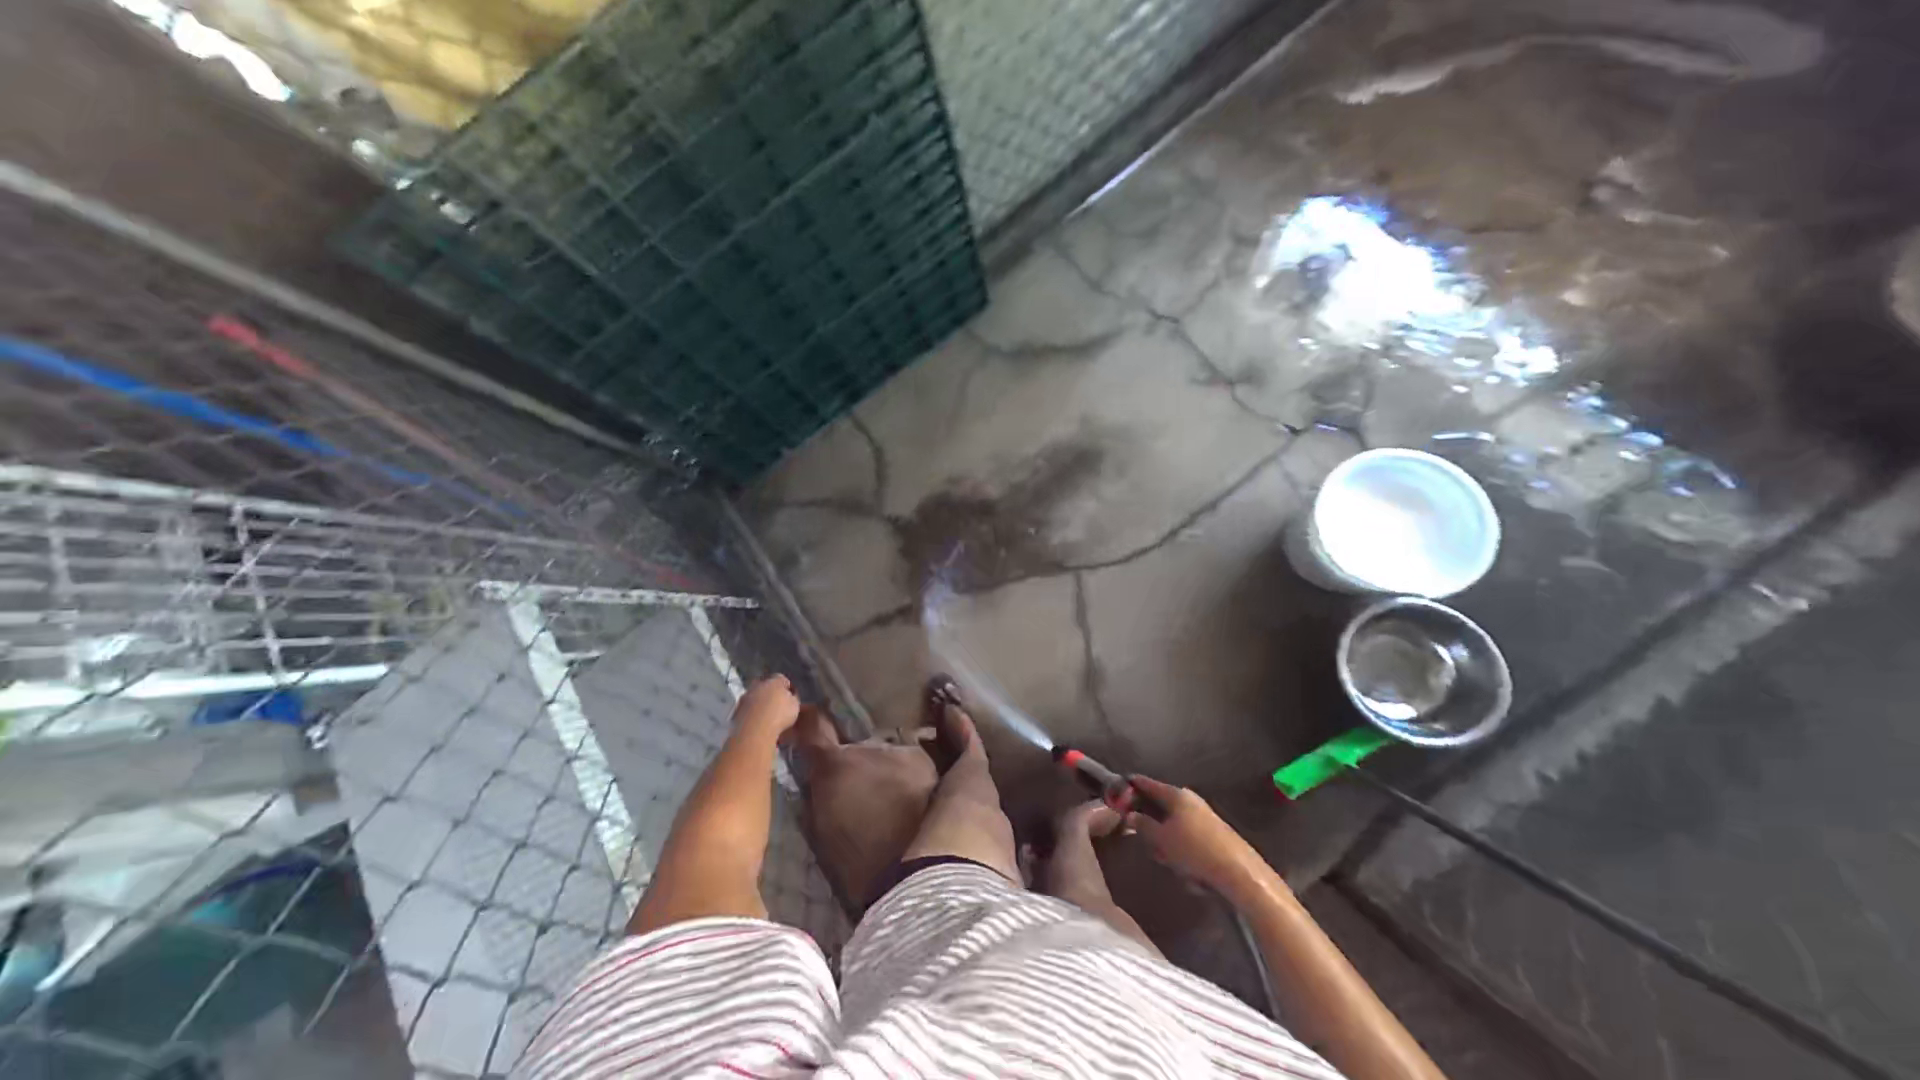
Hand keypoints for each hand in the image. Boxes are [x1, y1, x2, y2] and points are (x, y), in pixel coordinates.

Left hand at [733, 674, 800, 739]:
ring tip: (766, 715)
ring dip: (759, 703)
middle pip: (765, 686)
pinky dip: (751, 713)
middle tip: (776, 704)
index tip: (790, 696)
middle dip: (770, 693)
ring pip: (754, 697)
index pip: (782, 679)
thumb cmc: (780, 716)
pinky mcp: (736, 710)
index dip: (787, 688)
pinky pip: (746, 709)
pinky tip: (756, 722)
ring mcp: (745, 697)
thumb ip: (792, 698)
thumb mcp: (795, 706)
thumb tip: (789, 697)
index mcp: (774, 681)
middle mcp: (758, 685)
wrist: (755, 730)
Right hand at [1126, 775, 1268, 896]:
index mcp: (1176, 795)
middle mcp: (1191, 800)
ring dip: (1169, 843)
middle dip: (1152, 826)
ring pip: (1175, 826)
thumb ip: (1142, 825)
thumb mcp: (1161, 840)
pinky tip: (1188, 870)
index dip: (1132, 785)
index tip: (1117, 787)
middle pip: (1161, 807)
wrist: (1240, 873)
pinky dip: (1184, 851)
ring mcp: (1205, 816)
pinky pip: (1189, 838)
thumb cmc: (1194, 850)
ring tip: (1171, 862)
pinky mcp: (1215, 834)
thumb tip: (1130, 814)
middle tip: (1149, 844)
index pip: (1148, 783)